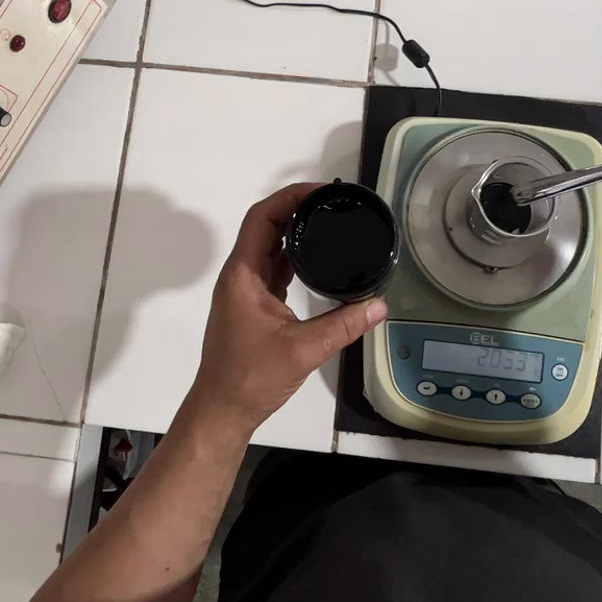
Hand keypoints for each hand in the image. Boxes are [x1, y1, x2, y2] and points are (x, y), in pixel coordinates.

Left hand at [180, 183, 387, 438]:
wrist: (223, 410)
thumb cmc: (252, 377)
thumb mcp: (303, 349)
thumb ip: (343, 325)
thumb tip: (379, 305)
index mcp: (243, 275)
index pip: (261, 218)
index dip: (290, 197)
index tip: (322, 191)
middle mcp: (241, 275)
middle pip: (265, 227)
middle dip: (297, 208)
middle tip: (333, 202)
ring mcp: (246, 290)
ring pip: (269, 247)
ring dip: (295, 231)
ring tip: (330, 221)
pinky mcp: (254, 305)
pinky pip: (274, 268)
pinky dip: (294, 257)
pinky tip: (318, 258)